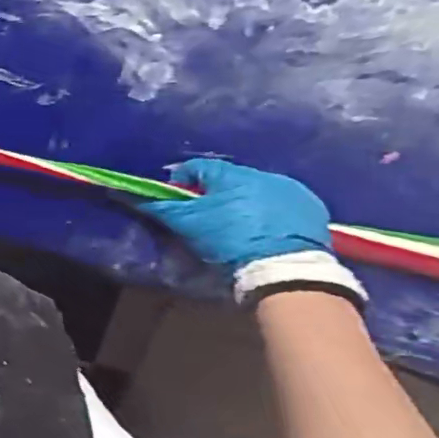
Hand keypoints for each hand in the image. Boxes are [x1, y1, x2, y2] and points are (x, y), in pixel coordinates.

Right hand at [137, 158, 332, 269]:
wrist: (284, 270)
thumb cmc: (228, 241)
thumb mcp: (186, 225)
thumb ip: (159, 207)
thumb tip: (126, 194)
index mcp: (234, 175)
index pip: (196, 167)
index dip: (179, 183)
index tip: (172, 202)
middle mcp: (266, 175)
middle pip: (227, 180)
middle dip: (211, 195)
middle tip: (200, 217)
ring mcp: (294, 192)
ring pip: (254, 191)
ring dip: (239, 203)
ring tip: (231, 226)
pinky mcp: (312, 210)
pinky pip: (279, 205)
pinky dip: (265, 214)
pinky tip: (258, 232)